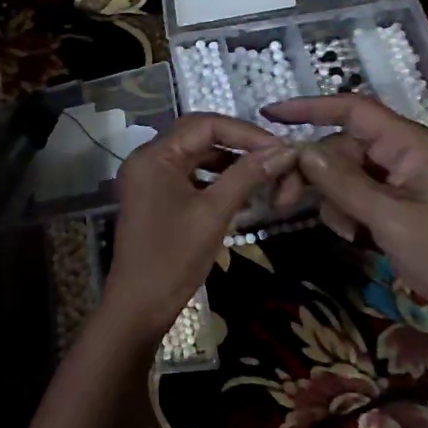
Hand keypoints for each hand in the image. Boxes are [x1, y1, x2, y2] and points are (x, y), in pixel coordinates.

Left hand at [99, 113, 299, 339]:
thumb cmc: (174, 256)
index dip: (246, 132)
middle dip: (239, 145)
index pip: (204, 125)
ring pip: (196, 157)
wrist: (140, 302)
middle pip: (199, 137)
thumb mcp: (215, 212)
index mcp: (153, 156)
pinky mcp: (154, 198)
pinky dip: (215, 180)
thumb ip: (248, 175)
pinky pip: (189, 177)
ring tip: (265, 176)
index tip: (281, 147)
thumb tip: (286, 150)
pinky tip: (243, 194)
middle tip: (276, 158)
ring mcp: (148, 180)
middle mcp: (146, 160)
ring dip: (230, 163)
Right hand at [260, 95, 427, 319]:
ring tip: (341, 231)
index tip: (270, 114)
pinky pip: (359, 194)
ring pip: (346, 173)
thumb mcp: (389, 219)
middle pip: (343, 147)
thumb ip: (343, 183)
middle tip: (284, 201)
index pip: (355, 111)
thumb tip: (302, 151)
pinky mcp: (401, 202)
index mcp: (414, 146)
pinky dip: (346, 211)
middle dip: (313, 172)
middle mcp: (407, 154)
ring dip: (332, 198)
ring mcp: (405, 179)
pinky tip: (352, 235)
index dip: (311, 107)